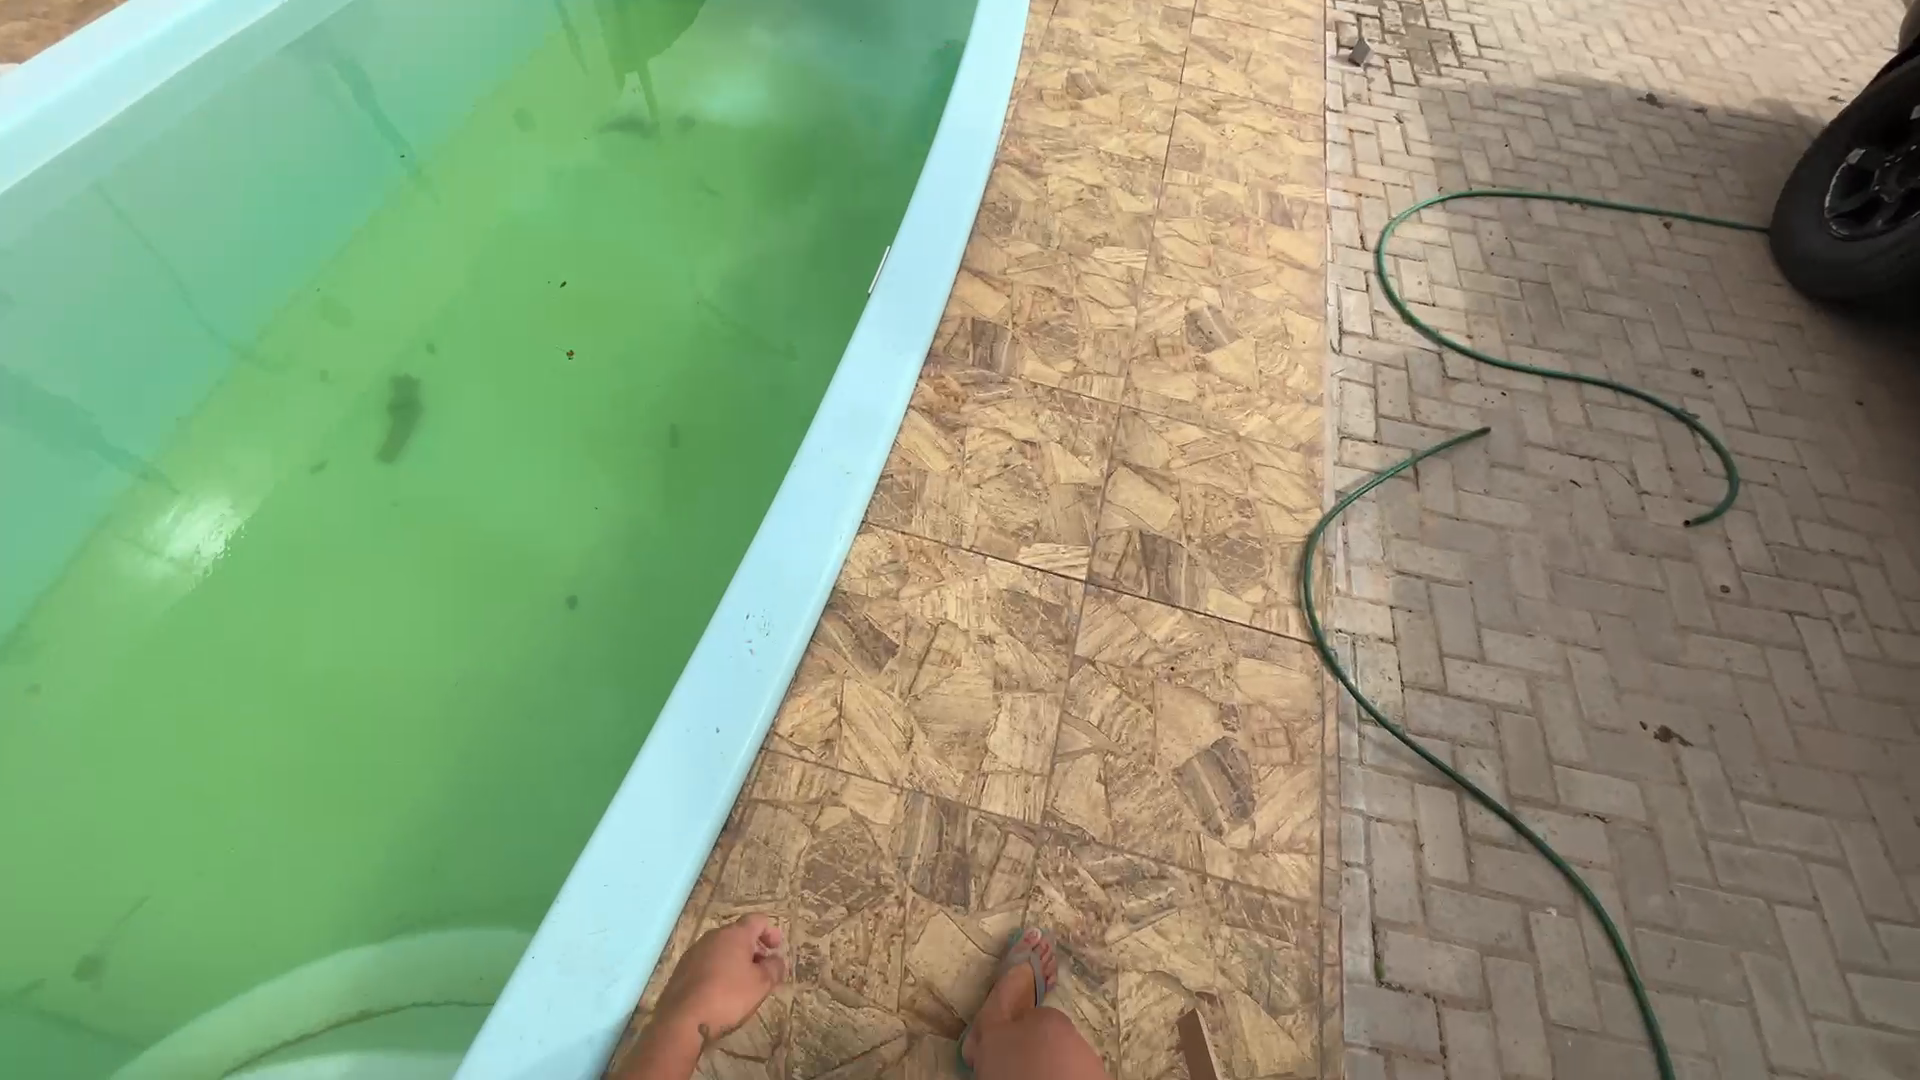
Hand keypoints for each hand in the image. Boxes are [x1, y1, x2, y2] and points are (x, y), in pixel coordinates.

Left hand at [655, 914, 786, 1042]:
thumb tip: (777, 960)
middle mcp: (713, 937)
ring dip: (734, 961)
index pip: (757, 920)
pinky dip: (717, 971)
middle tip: (762, 968)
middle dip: (752, 949)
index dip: (770, 931)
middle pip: (738, 934)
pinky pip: (705, 964)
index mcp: (735, 934)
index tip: (777, 948)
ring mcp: (694, 953)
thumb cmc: (727, 997)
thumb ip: (774, 968)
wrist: (681, 1021)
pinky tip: (719, 993)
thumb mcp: (761, 984)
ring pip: (720, 949)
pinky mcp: (680, 971)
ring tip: (741, 983)